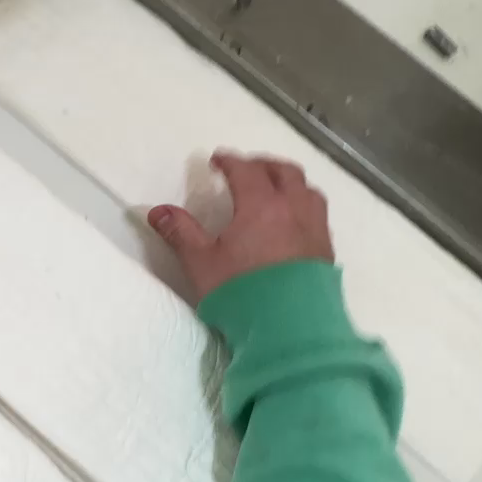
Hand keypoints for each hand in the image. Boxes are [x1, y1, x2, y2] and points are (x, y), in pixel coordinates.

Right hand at [148, 151, 335, 301]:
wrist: (289, 322)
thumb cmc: (239, 289)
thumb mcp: (200, 261)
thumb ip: (180, 232)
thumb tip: (156, 211)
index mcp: (260, 205)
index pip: (246, 172)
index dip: (230, 162)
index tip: (217, 159)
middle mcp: (293, 207)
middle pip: (283, 172)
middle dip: (263, 165)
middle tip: (246, 167)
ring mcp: (314, 225)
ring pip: (306, 188)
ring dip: (288, 180)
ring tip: (274, 187)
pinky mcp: (325, 246)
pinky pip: (316, 210)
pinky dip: (301, 201)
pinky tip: (292, 217)